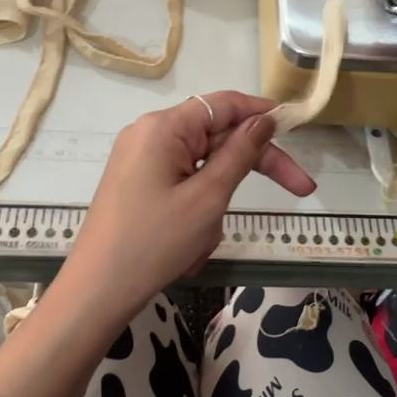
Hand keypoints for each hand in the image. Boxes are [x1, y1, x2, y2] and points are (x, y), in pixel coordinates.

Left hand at [63, 92, 315, 313]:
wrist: (95, 292)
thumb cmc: (154, 242)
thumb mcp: (207, 198)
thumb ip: (240, 154)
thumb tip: (263, 119)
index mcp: (164, 126)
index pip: (225, 104)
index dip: (264, 112)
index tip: (298, 126)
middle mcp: (150, 134)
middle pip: (216, 137)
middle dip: (249, 169)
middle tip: (301, 190)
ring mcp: (141, 160)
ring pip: (202, 170)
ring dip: (215, 204)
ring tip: (198, 244)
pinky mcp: (137, 185)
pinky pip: (182, 187)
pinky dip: (195, 214)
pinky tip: (186, 250)